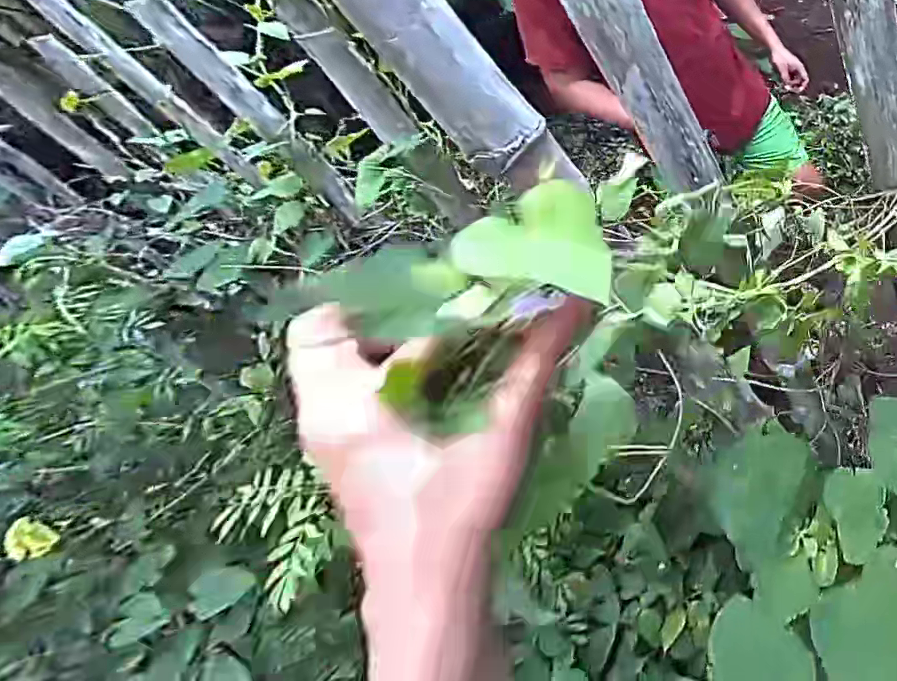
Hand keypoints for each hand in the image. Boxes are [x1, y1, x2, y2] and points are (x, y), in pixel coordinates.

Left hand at [286, 299, 586, 680]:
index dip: (442, 312)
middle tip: (447, 312)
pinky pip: (343, 380)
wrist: (426, 592)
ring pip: (330, 354)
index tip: (479, 305)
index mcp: (352, 407)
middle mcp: (324, 413)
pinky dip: (382, 363)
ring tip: (444, 337)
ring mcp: (324, 431)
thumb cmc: (457, 513)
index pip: (392, 328)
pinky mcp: (338, 445)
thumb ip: (535, 362)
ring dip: (385, 336)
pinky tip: (435, 373)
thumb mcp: (501, 433)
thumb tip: (573, 304)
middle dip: (388, 311)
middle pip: (327, 327)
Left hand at [770, 45, 809, 92]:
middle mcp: (798, 68)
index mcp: (799, 67)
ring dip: (791, 84)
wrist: (774, 48)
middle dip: (795, 86)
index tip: (796, 90)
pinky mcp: (788, 68)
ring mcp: (793, 68)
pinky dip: (787, 80)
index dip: (802, 85)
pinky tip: (782, 82)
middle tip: (788, 89)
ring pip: (795, 79)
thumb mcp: (782, 68)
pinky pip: (790, 77)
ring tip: (785, 86)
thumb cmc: (779, 56)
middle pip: (800, 80)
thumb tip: (787, 85)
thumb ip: (785, 77)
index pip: (805, 78)